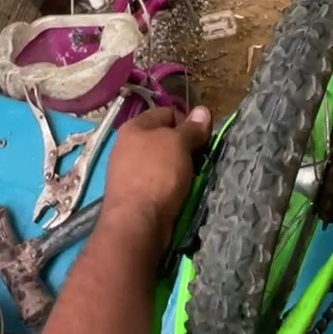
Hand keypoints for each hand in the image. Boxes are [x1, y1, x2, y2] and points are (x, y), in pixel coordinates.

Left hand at [103, 105, 211, 244]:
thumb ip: (192, 127)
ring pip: (165, 161)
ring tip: (193, 178)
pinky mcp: (135, 193)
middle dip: (187, 147)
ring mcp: (130, 170)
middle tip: (200, 159)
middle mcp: (129, 145)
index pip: (168, 112)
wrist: (136, 223)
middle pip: (167, 138)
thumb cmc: (157, 174)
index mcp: (135, 127)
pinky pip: (160, 181)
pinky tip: (182, 192)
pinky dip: (173, 184)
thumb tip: (204, 110)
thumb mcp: (179, 144)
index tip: (202, 139)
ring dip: (183, 168)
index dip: (188, 122)